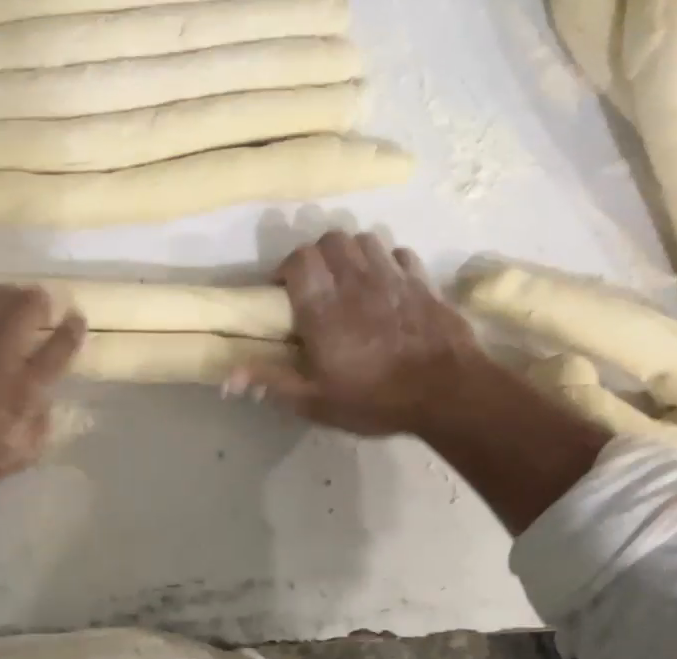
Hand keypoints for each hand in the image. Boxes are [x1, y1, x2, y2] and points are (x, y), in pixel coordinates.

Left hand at [0, 286, 85, 569]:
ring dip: (5, 294)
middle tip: (40, 302)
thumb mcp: (18, 456)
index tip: (75, 319)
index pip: (59, 348)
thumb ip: (40, 422)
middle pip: (26, 309)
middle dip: (40, 299)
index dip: (72, 329)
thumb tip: (46, 395)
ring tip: (7, 299)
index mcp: (22, 391)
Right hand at [228, 231, 485, 437]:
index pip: (300, 259)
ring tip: (346, 279)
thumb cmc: (374, 400)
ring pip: (366, 239)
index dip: (286, 268)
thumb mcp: (314, 401)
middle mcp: (357, 283)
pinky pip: (400, 254)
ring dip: (350, 253)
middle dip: (316, 255)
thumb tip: (227, 379)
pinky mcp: (424, 283)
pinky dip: (386, 262)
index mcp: (323, 310)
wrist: (449, 393)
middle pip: (331, 239)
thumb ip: (270, 382)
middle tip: (312, 282)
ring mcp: (394, 278)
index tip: (280, 291)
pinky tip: (383, 284)